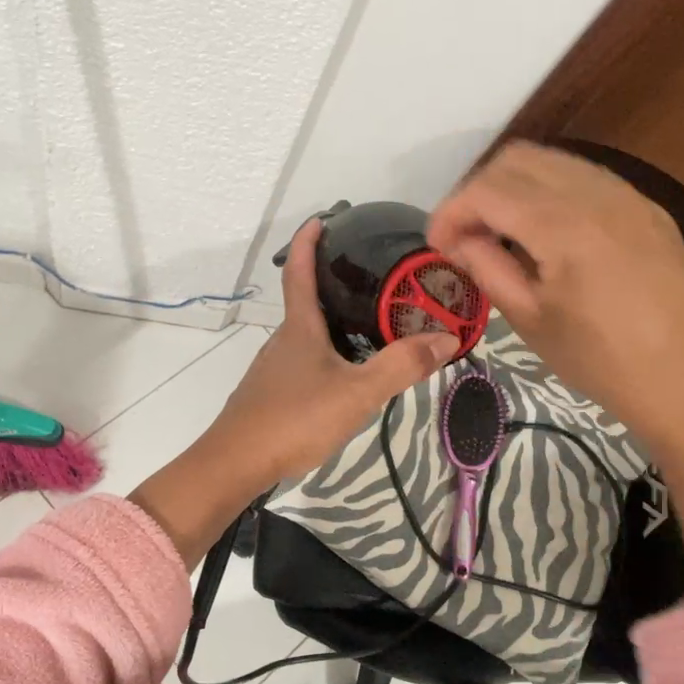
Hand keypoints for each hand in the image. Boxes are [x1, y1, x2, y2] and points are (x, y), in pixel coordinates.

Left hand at [129, 218, 457, 565]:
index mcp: (300, 329)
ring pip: (305, 337)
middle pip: (305, 304)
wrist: (235, 465)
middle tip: (371, 278)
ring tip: (367, 325)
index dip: (308, 243)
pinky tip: (342, 376)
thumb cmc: (294, 419)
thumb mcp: (357, 394)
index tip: (320, 219)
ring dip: (330, 324)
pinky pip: (302, 364)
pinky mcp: (270, 397)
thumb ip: (401, 366)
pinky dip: (324, 355)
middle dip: (331, 285)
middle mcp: (282, 342)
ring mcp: (272, 371)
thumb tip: (448, 336)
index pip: (299, 272)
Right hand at [429, 142, 683, 595]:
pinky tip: (545, 233)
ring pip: (553, 162)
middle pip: (517, 160)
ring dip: (514, 187)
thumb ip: (487, 267)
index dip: (450, 211)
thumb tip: (454, 240)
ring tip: (500, 234)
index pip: (486, 189)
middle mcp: (597, 192)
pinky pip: (586, 177)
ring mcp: (629, 195)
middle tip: (463, 237)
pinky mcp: (648, 208)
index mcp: (563, 225)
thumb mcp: (530, 320)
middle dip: (478, 191)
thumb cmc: (601, 362)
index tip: (435, 245)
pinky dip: (551, 191)